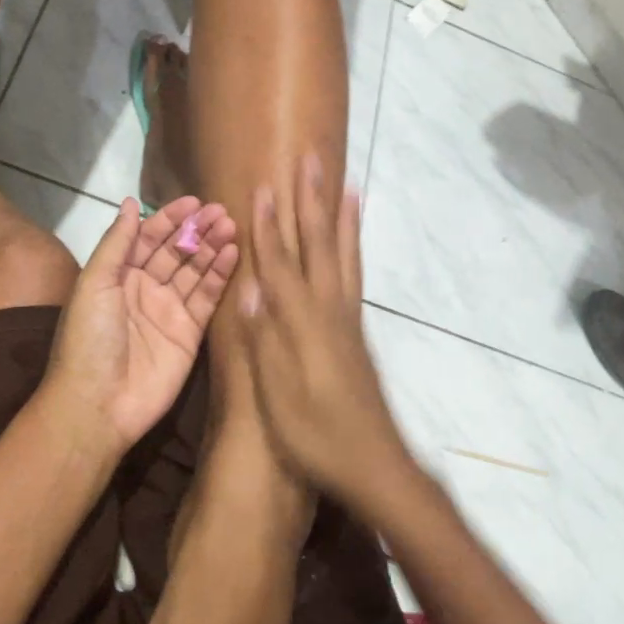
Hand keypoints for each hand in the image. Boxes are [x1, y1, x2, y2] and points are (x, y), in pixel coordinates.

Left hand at [44, 196, 238, 447]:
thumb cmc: (89, 338)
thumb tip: (131, 202)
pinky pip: (207, 299)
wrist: (97, 404)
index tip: (194, 200)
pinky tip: (232, 253)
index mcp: (118, 275)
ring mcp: (169, 311)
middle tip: (221, 210)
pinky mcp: (190, 334)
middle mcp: (145, 289)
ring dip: (211, 248)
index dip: (170, 218)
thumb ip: (117, 242)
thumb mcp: (95, 283)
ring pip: (194, 271)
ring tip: (231, 225)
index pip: (149, 238)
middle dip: (196, 230)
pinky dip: (219, 276)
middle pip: (175, 251)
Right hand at [238, 155, 411, 502]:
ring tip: (343, 182)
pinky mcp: (357, 328)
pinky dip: (355, 245)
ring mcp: (346, 316)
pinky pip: (355, 272)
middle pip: (318, 244)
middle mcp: (328, 308)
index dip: (269, 226)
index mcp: (302, 322)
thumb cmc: (315, 435)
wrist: (375, 463)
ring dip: (339, 215)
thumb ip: (264, 338)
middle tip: (310, 160)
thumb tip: (249, 285)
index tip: (262, 187)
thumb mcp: (277, 395)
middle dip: (310, 201)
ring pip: (343, 253)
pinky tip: (352, 236)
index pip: (280, 263)